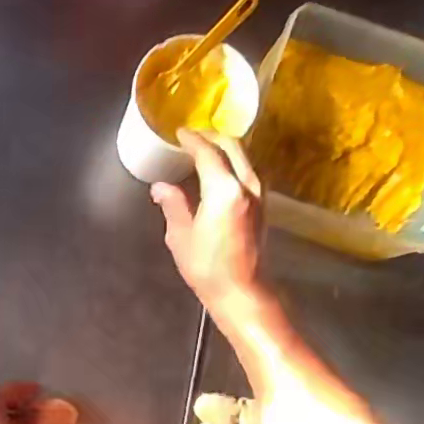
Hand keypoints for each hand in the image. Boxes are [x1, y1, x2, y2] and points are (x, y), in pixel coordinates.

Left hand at [0, 381, 41, 423]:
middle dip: (24, 403)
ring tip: (33, 423)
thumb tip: (39, 411)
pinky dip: (7, 423)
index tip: (45, 394)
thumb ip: (34, 418)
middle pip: (6, 398)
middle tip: (41, 409)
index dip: (33, 391)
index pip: (16, 388)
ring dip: (15, 414)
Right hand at [152, 129, 264, 308]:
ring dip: (225, 149)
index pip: (208, 153)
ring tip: (205, 150)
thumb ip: (173, 205)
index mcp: (224, 190)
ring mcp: (259, 195)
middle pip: (233, 147)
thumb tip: (161, 187)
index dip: (192, 140)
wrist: (242, 291)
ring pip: (244, 157)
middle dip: (212, 137)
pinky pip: (247, 171)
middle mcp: (247, 186)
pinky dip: (233, 163)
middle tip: (193, 136)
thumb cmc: (207, 268)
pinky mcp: (262, 206)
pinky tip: (220, 170)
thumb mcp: (181, 236)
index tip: (179, 133)